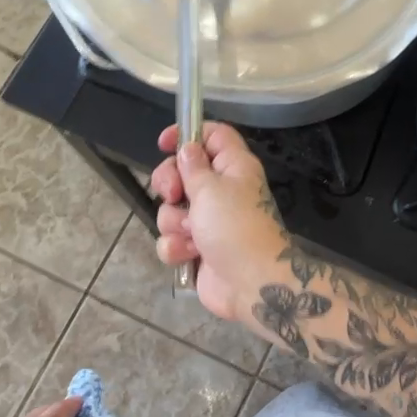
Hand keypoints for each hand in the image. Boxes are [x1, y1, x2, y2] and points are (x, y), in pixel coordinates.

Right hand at [150, 122, 288, 320]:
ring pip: (171, 209)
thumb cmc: (236, 227)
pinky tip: (190, 255)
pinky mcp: (197, 248)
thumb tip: (187, 147)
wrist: (252, 282)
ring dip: (174, 222)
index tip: (164, 143)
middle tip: (173, 194)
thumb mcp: (212, 188)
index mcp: (233, 167)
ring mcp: (207, 221)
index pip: (212, 136)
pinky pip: (172, 239)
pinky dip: (177, 247)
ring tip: (192, 234)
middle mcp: (221, 190)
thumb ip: (193, 166)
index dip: (188, 134)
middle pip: (182, 171)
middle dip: (169, 183)